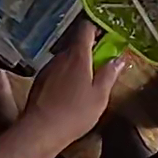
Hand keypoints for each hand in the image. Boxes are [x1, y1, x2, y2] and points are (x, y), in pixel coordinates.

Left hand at [18, 21, 127, 151]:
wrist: (40, 130)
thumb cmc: (75, 113)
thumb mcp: (99, 96)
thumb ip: (109, 74)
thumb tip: (118, 59)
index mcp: (77, 56)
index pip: (85, 28)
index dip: (97, 29)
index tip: (107, 38)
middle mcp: (60, 57)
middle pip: (76, 44)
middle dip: (89, 51)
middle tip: (102, 65)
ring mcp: (47, 68)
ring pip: (66, 59)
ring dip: (77, 65)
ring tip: (86, 83)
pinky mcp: (39, 80)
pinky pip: (56, 71)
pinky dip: (65, 76)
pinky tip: (69, 94)